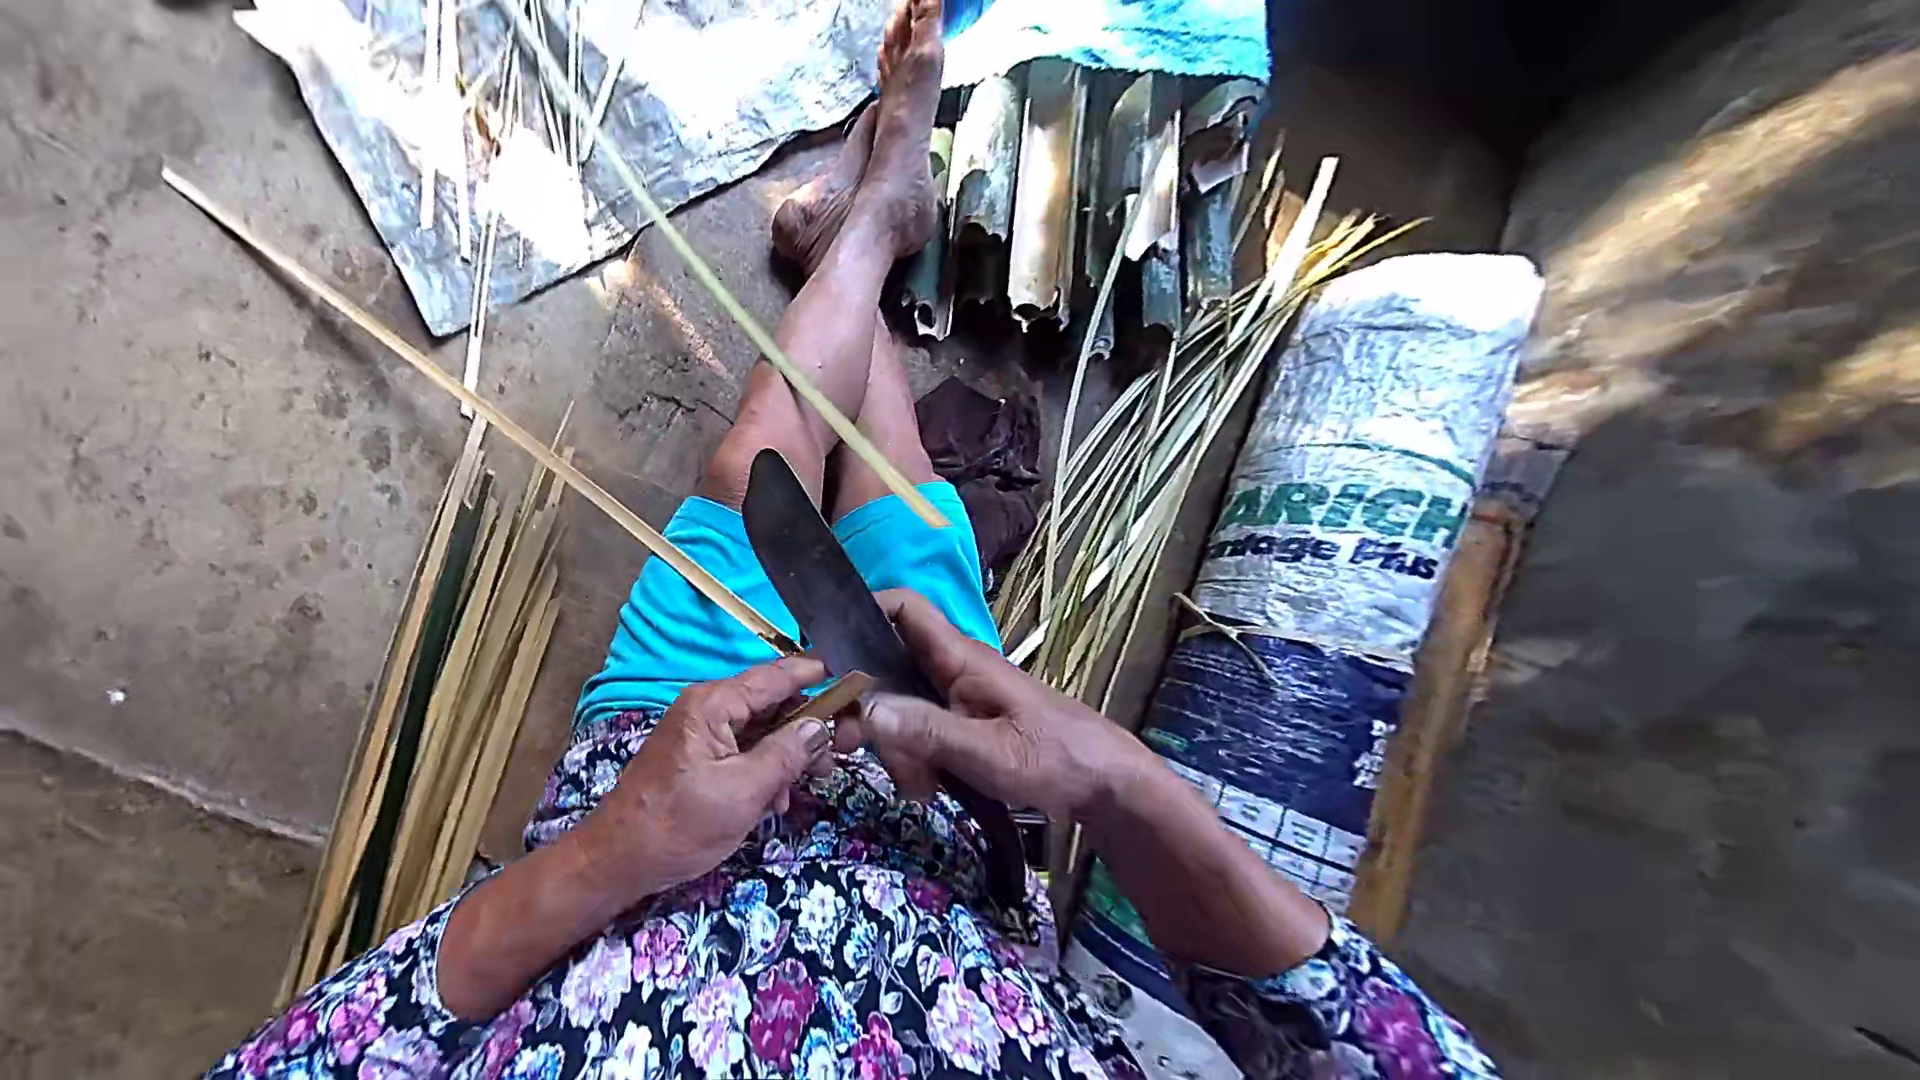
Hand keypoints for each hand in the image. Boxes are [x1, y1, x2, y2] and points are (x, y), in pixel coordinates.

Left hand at [576, 656, 834, 903]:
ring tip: (815, 779)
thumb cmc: (677, 826)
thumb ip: (787, 753)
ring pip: (765, 726)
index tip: (855, 681)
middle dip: (810, 724)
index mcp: (715, 704)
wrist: (615, 865)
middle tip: (841, 750)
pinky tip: (778, 796)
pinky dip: (768, 765)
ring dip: (791, 750)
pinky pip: (748, 746)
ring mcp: (705, 729)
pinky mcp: (703, 752)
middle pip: (775, 700)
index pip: (778, 674)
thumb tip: (822, 726)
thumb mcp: (743, 792)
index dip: (819, 676)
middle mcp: (710, 706)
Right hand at [838, 590, 1151, 818]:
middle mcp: (952, 670)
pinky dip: (915, 760)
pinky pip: (919, 732)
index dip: (864, 613)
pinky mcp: (960, 724)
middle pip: (888, 669)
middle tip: (855, 751)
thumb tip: (866, 705)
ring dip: (897, 747)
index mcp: (962, 658)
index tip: (830, 657)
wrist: (1103, 783)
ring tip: (923, 788)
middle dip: (871, 710)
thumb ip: (929, 730)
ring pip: (900, 707)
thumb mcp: (991, 752)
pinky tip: (931, 789)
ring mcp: (956, 698)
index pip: (905, 608)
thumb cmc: (1056, 758)